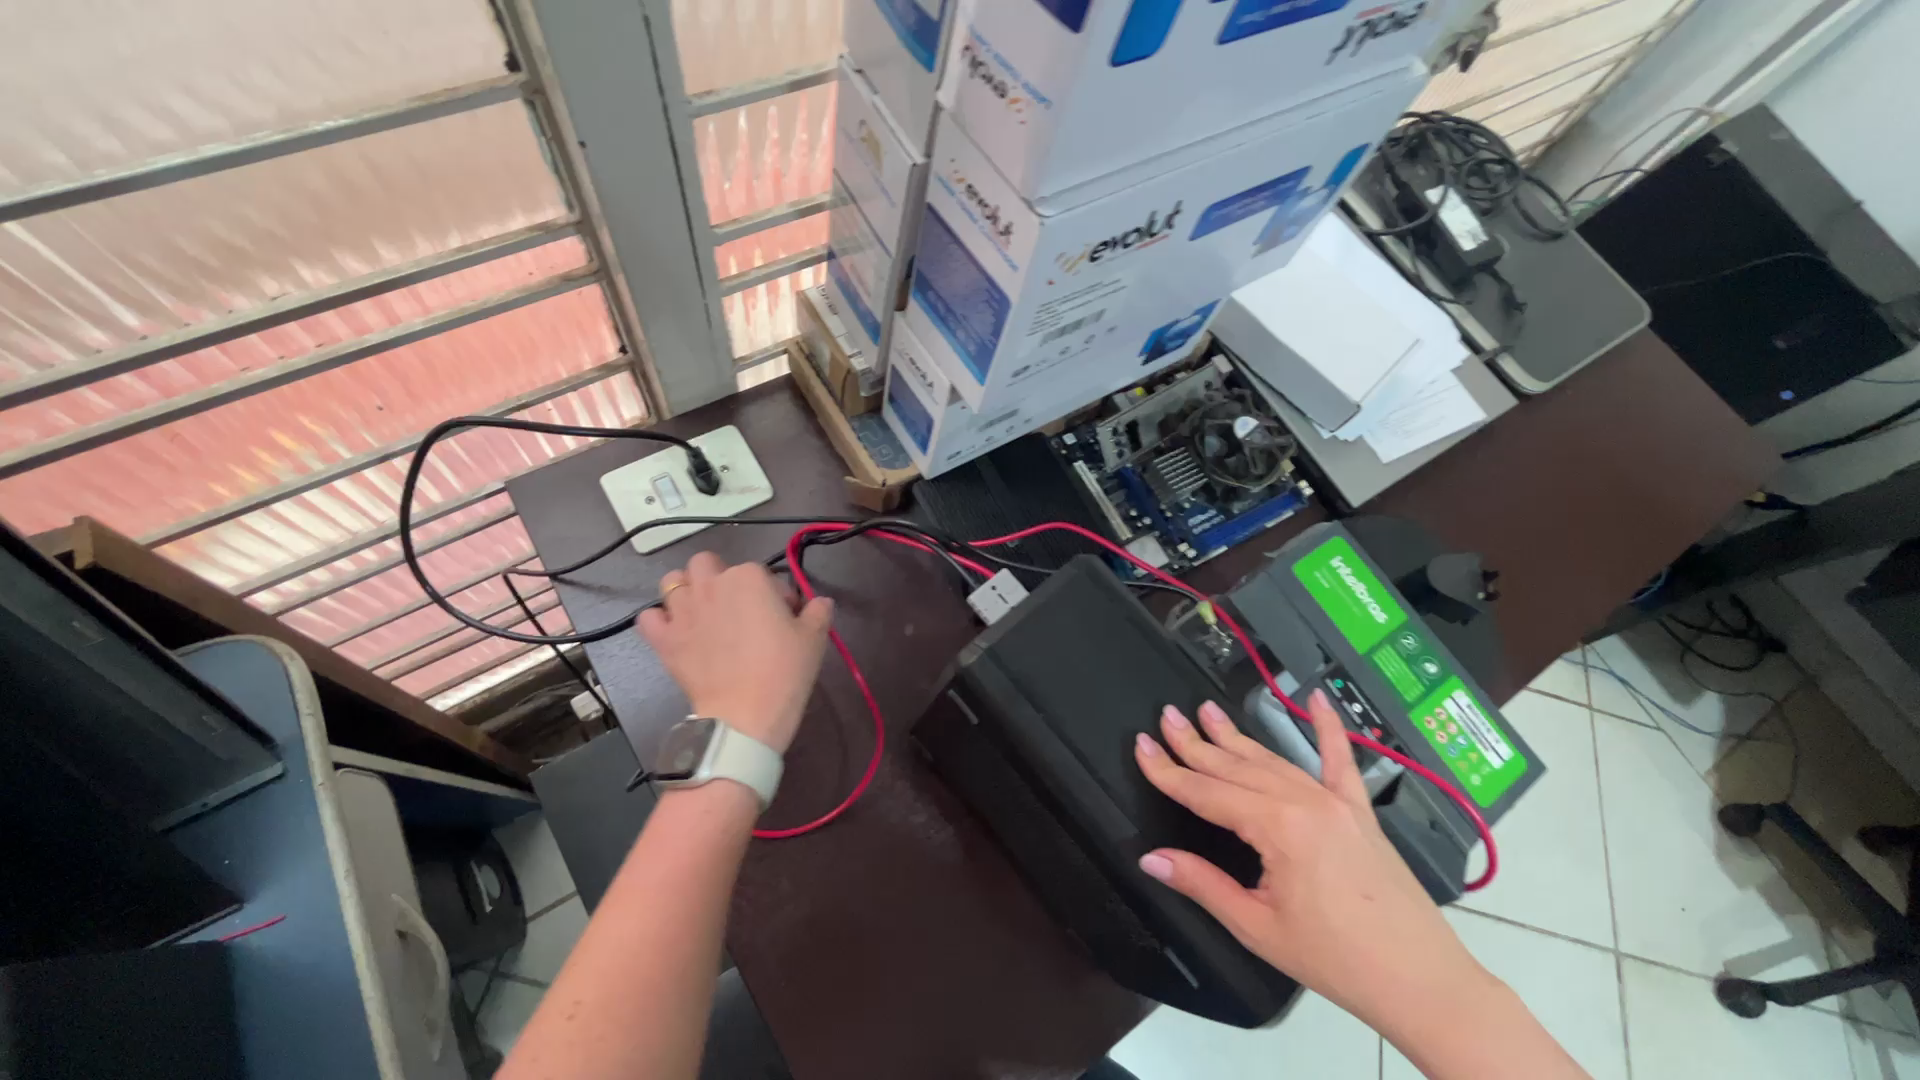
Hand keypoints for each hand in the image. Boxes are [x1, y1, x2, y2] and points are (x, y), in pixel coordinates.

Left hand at [637, 552, 833, 753]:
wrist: (745, 715)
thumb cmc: (784, 672)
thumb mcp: (814, 639)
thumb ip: (818, 611)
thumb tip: (819, 602)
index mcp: (749, 578)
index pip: (763, 573)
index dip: (775, 595)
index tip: (783, 618)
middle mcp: (711, 585)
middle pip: (707, 563)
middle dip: (720, 577)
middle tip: (737, 607)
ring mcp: (682, 611)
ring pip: (672, 580)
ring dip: (686, 591)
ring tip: (702, 613)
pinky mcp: (664, 638)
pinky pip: (649, 617)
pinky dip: (659, 622)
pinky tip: (675, 633)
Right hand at [1133, 691, 1492, 1030]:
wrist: (1420, 980)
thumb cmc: (1336, 959)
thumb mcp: (1257, 926)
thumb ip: (1202, 884)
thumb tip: (1152, 858)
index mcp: (1278, 828)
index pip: (1207, 792)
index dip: (1168, 772)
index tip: (1141, 746)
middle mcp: (1306, 803)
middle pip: (1237, 767)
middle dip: (1196, 743)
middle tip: (1165, 716)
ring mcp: (1337, 803)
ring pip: (1274, 761)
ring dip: (1237, 737)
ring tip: (1207, 711)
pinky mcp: (1360, 812)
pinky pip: (1340, 761)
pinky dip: (1328, 728)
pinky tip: (1317, 700)